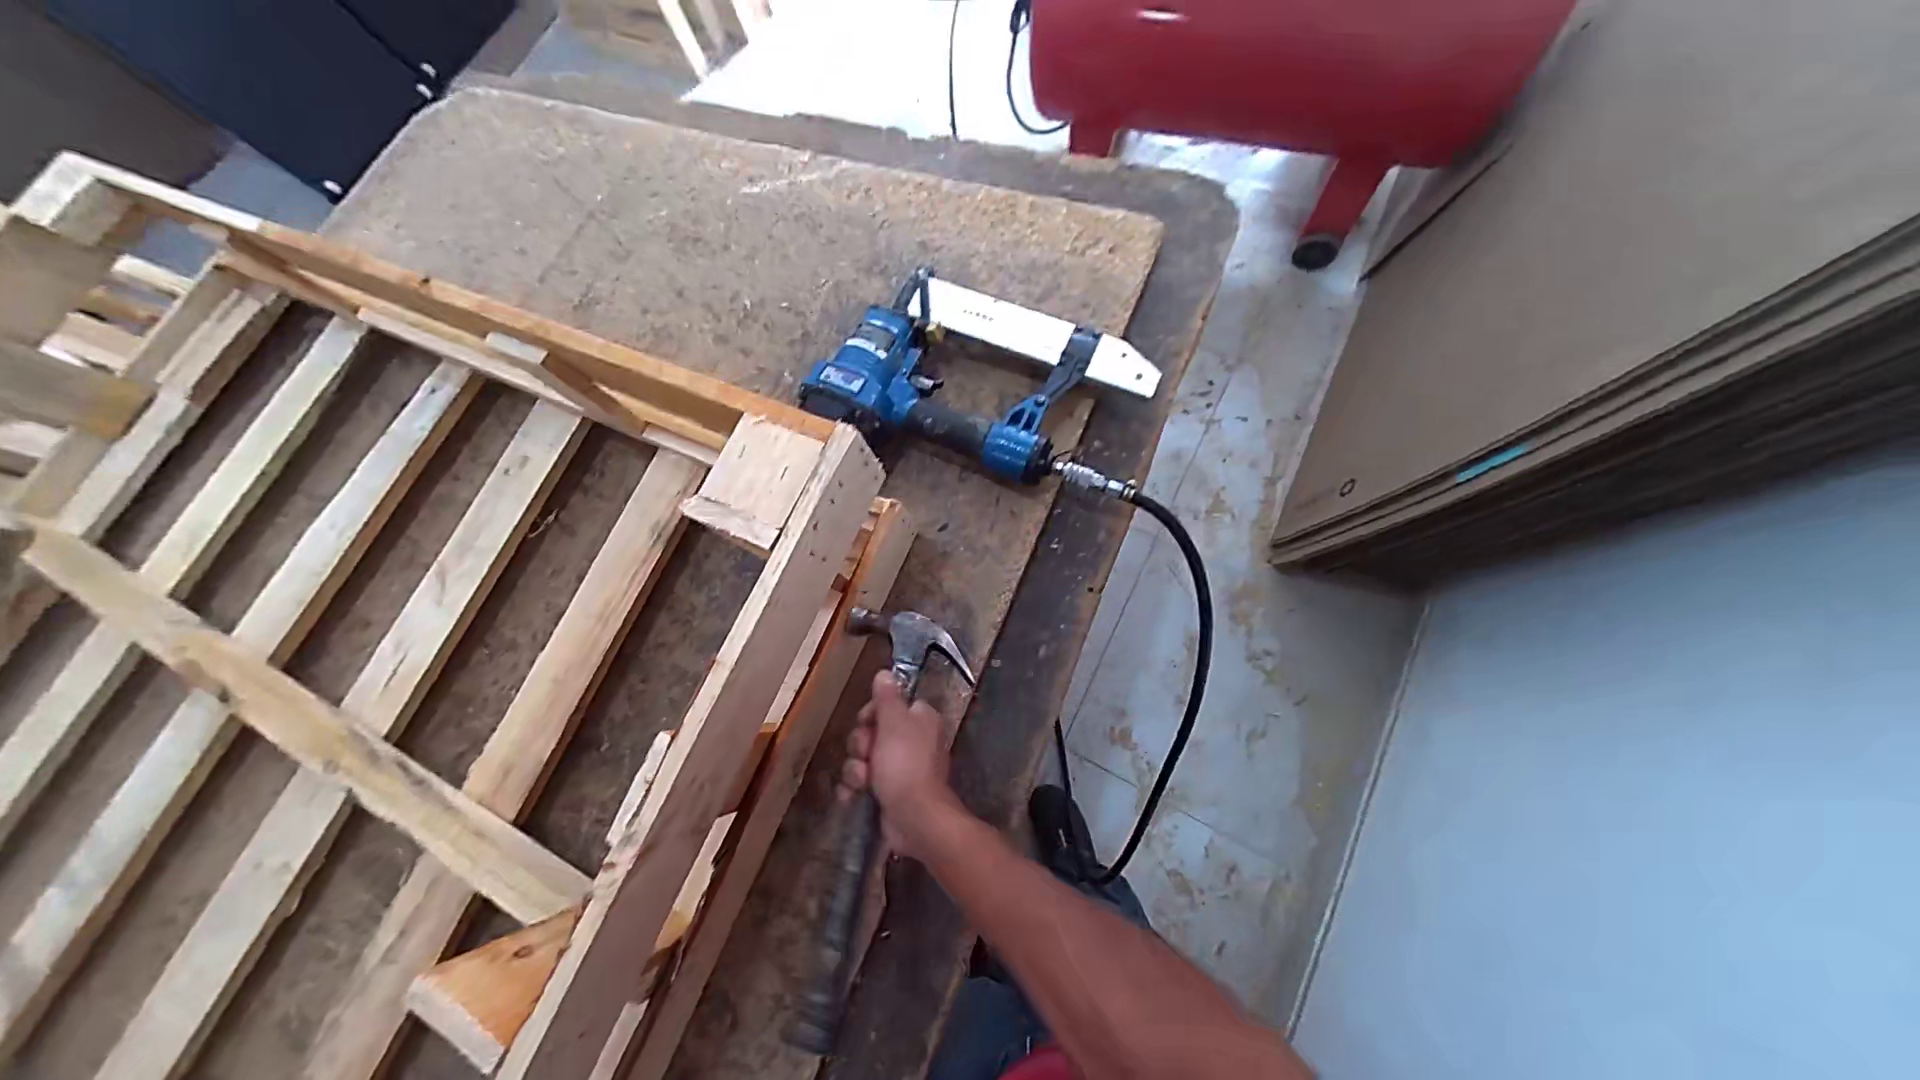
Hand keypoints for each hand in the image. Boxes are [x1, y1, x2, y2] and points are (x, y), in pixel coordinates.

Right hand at [841, 670, 958, 858]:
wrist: (915, 819)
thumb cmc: (906, 765)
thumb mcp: (894, 723)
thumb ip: (887, 697)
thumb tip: (885, 672)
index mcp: (919, 720)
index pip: (888, 704)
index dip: (872, 713)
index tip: (867, 721)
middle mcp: (912, 741)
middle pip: (871, 731)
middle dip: (861, 744)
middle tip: (868, 754)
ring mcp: (899, 768)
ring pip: (862, 758)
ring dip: (857, 769)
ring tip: (865, 781)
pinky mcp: (888, 792)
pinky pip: (861, 782)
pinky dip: (855, 789)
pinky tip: (854, 795)